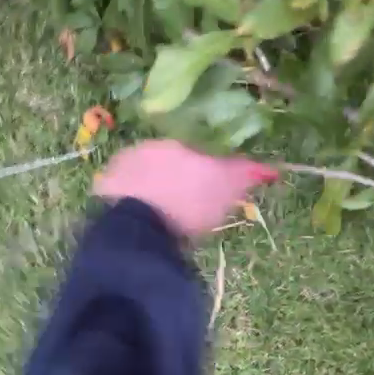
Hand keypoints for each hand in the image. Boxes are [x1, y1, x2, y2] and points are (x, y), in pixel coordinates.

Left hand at [93, 140, 277, 236]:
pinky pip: (122, 201)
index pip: (193, 152)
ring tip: (164, 224)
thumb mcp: (225, 188)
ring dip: (152, 196)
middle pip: (165, 165)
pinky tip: (143, 230)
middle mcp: (143, 150)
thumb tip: (272, 168)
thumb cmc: (187, 204)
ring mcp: (118, 173)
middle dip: (176, 183)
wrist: (138, 228)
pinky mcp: (102, 198)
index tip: (210, 196)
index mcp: (174, 144)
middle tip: (187, 212)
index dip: (204, 173)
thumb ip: (245, 175)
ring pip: (142, 182)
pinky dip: (133, 211)